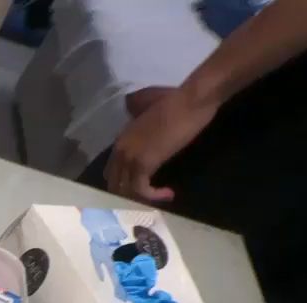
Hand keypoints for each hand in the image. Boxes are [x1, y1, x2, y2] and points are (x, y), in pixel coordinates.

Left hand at [104, 84, 217, 202]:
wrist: (194, 98)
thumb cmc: (180, 104)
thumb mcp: (152, 122)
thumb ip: (142, 133)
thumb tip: (147, 142)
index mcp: (120, 141)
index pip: (112, 171)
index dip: (122, 182)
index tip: (138, 188)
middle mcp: (119, 151)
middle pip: (114, 183)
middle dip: (128, 194)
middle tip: (145, 199)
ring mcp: (129, 158)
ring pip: (125, 189)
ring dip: (140, 198)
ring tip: (158, 199)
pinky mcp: (143, 164)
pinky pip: (140, 189)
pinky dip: (152, 196)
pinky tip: (168, 194)